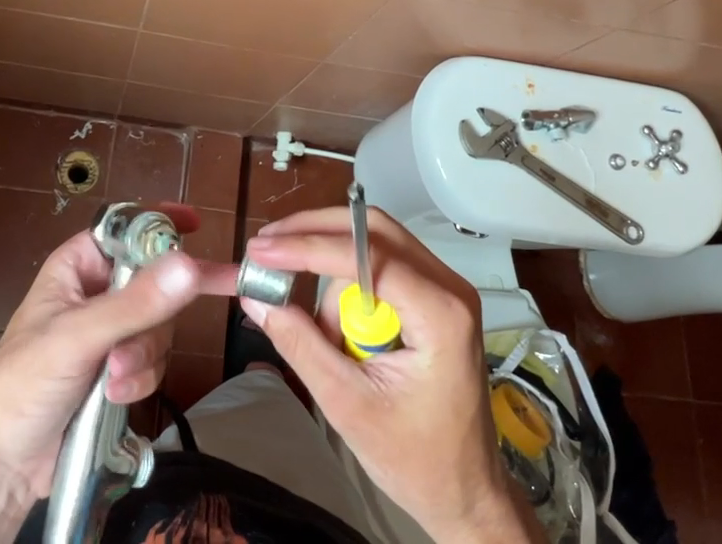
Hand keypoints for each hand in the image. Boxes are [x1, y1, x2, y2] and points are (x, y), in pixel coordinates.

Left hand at [0, 205, 227, 542]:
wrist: (5, 462)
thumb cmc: (23, 384)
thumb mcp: (78, 337)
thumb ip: (136, 304)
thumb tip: (190, 265)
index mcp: (76, 267)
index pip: (125, 229)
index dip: (158, 223)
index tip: (197, 224)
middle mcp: (96, 292)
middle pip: (155, 283)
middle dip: (152, 320)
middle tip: (133, 346)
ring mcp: (110, 333)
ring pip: (159, 326)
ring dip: (142, 357)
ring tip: (111, 381)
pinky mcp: (119, 369)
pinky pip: (154, 360)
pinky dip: (140, 380)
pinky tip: (114, 398)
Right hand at [241, 207, 541, 541]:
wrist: (465, 491)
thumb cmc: (415, 458)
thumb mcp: (347, 404)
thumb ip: (301, 344)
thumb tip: (255, 298)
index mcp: (440, 312)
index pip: (365, 254)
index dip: (308, 247)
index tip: (260, 250)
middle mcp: (448, 286)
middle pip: (372, 229)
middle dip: (315, 234)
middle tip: (267, 248)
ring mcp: (444, 289)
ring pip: (373, 245)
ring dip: (332, 270)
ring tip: (318, 330)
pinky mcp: (433, 299)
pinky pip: (380, 268)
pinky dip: (348, 285)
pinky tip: (335, 328)